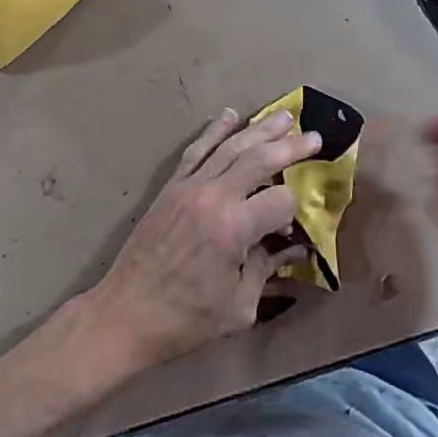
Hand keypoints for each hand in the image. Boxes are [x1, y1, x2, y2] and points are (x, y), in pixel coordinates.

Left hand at [88, 109, 318, 366]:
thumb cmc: (185, 320)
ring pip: (231, 147)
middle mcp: (213, 197)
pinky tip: (230, 116)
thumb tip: (294, 247)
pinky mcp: (170, 188)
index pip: (281, 200)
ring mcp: (189, 188)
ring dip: (261, 129)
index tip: (291, 230)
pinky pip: (197, 151)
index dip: (293, 212)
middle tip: (316, 137)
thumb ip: (268, 268)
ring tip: (285, 116)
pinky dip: (215, 131)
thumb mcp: (238, 307)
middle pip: (260, 158)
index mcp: (233, 228)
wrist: (122, 318)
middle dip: (292, 146)